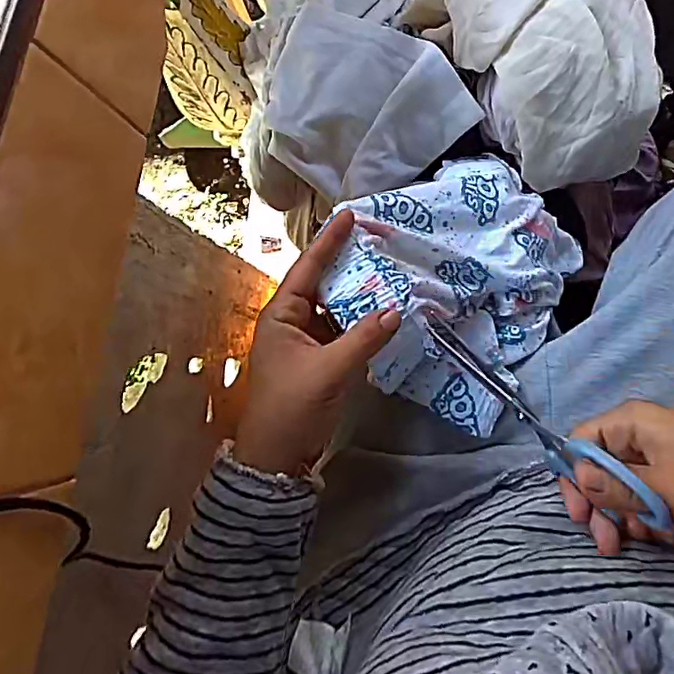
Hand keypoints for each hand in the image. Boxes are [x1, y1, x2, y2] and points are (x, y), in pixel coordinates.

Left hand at [232, 211, 399, 475]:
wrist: (278, 459)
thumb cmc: (291, 408)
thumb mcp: (328, 371)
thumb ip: (363, 339)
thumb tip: (396, 309)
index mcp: (282, 315)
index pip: (309, 268)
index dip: (329, 241)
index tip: (349, 214)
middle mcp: (295, 321)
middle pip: (327, 282)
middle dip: (353, 262)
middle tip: (380, 239)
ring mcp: (311, 340)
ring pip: (340, 306)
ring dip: (364, 291)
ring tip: (392, 269)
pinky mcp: (325, 358)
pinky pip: (349, 328)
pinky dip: (367, 319)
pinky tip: (388, 309)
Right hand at [557, 400, 673, 555]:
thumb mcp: (664, 490)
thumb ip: (614, 485)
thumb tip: (576, 477)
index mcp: (634, 421)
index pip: (582, 441)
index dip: (574, 476)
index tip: (581, 516)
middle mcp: (642, 434)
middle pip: (598, 466)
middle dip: (599, 504)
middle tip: (608, 543)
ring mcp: (661, 458)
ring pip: (621, 486)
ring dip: (624, 516)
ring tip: (642, 540)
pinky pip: (646, 497)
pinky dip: (647, 518)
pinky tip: (664, 536)